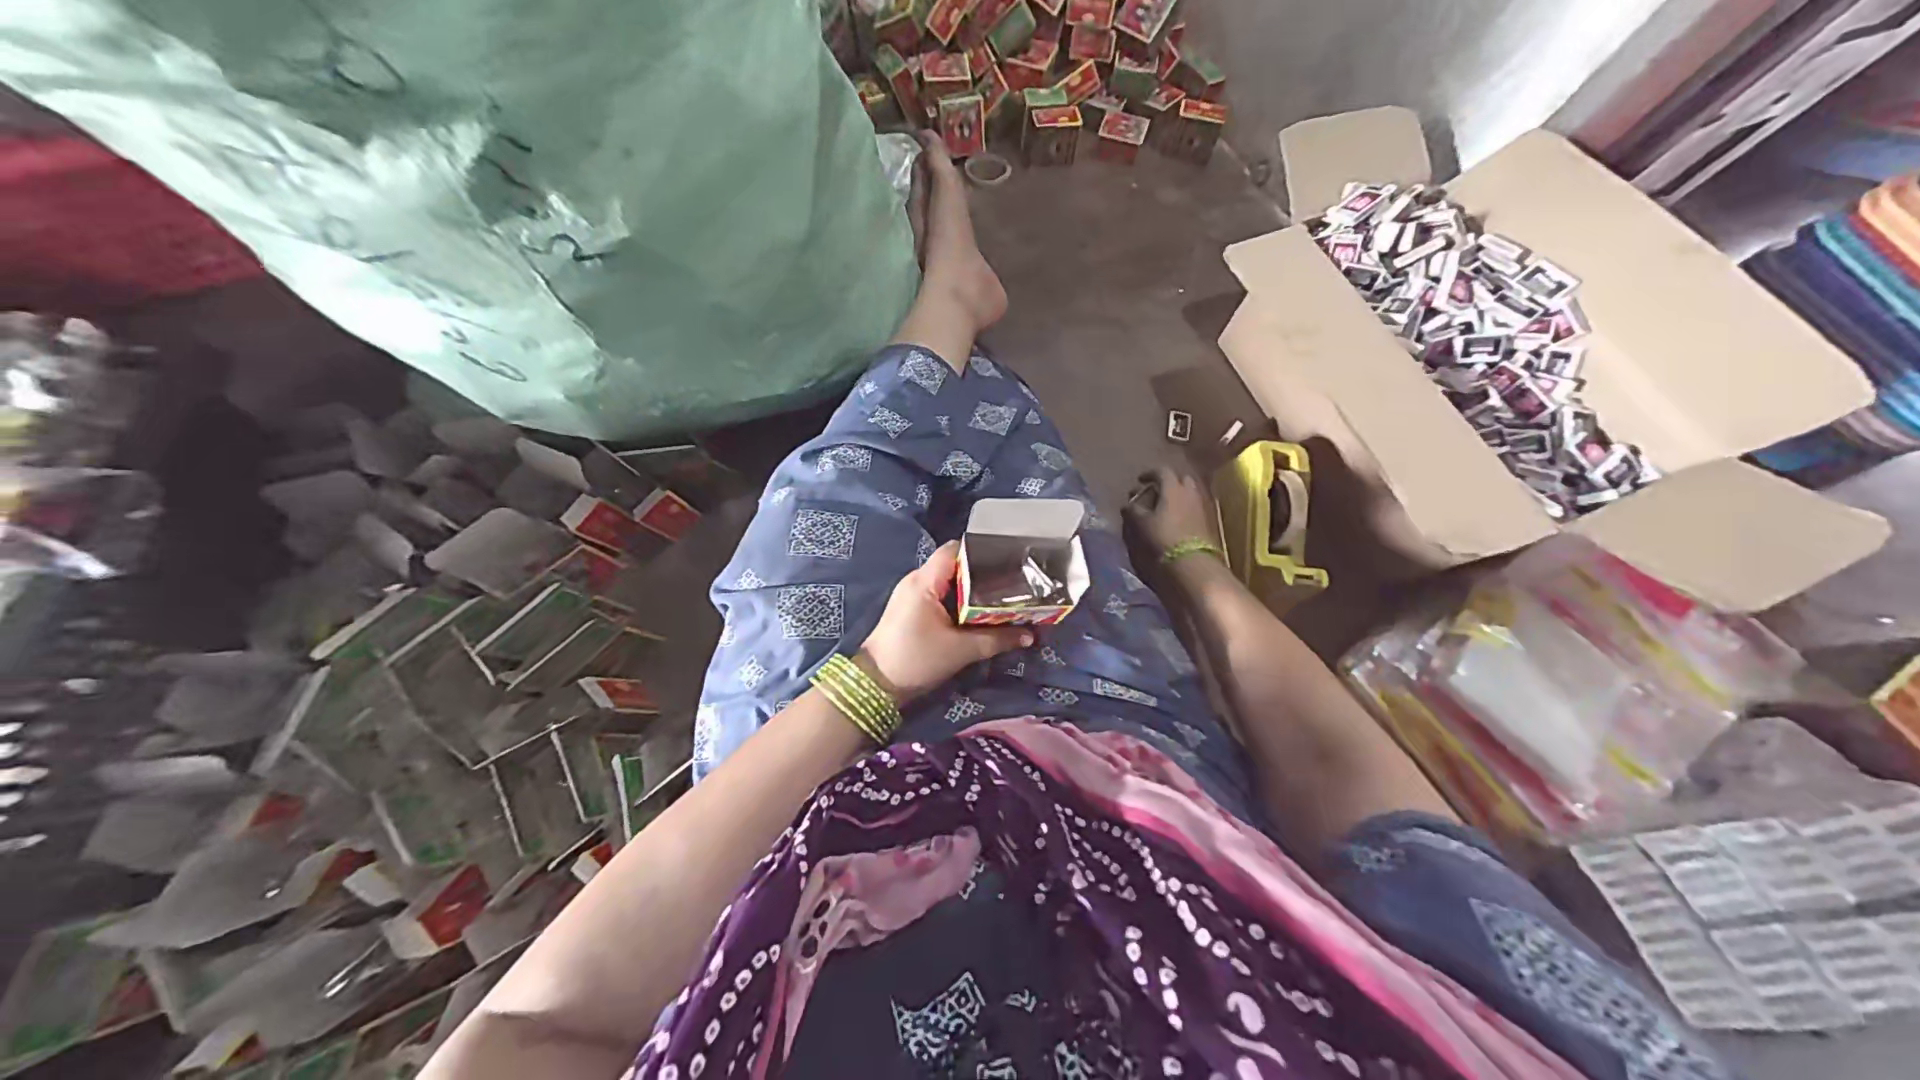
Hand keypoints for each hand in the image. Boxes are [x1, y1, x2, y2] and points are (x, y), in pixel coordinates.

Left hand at [859, 541, 1030, 702]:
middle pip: (955, 564)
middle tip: (1012, 583)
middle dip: (983, 573)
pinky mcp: (912, 609)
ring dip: (972, 589)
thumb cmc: (916, 660)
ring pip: (948, 581)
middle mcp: (916, 580)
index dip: (982, 552)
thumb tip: (1030, 634)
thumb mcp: (961, 651)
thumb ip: (997, 639)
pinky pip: (940, 595)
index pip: (955, 550)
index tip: (1008, 563)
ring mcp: (911, 595)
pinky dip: (959, 600)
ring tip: (1002, 597)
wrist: (876, 685)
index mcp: (924, 581)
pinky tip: (979, 612)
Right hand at [1125, 465, 1217, 555]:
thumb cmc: (1162, 538)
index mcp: (1173, 487)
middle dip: (1168, 482)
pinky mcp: (1209, 521)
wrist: (1192, 563)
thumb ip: (1132, 510)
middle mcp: (1190, 492)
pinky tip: (1176, 519)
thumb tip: (1128, 505)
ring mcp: (1202, 506)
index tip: (1140, 480)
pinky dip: (1185, 508)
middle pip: (1181, 479)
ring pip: (1190, 493)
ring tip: (1165, 507)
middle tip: (1156, 492)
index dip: (1149, 473)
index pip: (1162, 471)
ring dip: (1178, 496)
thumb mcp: (1140, 523)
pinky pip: (1195, 507)